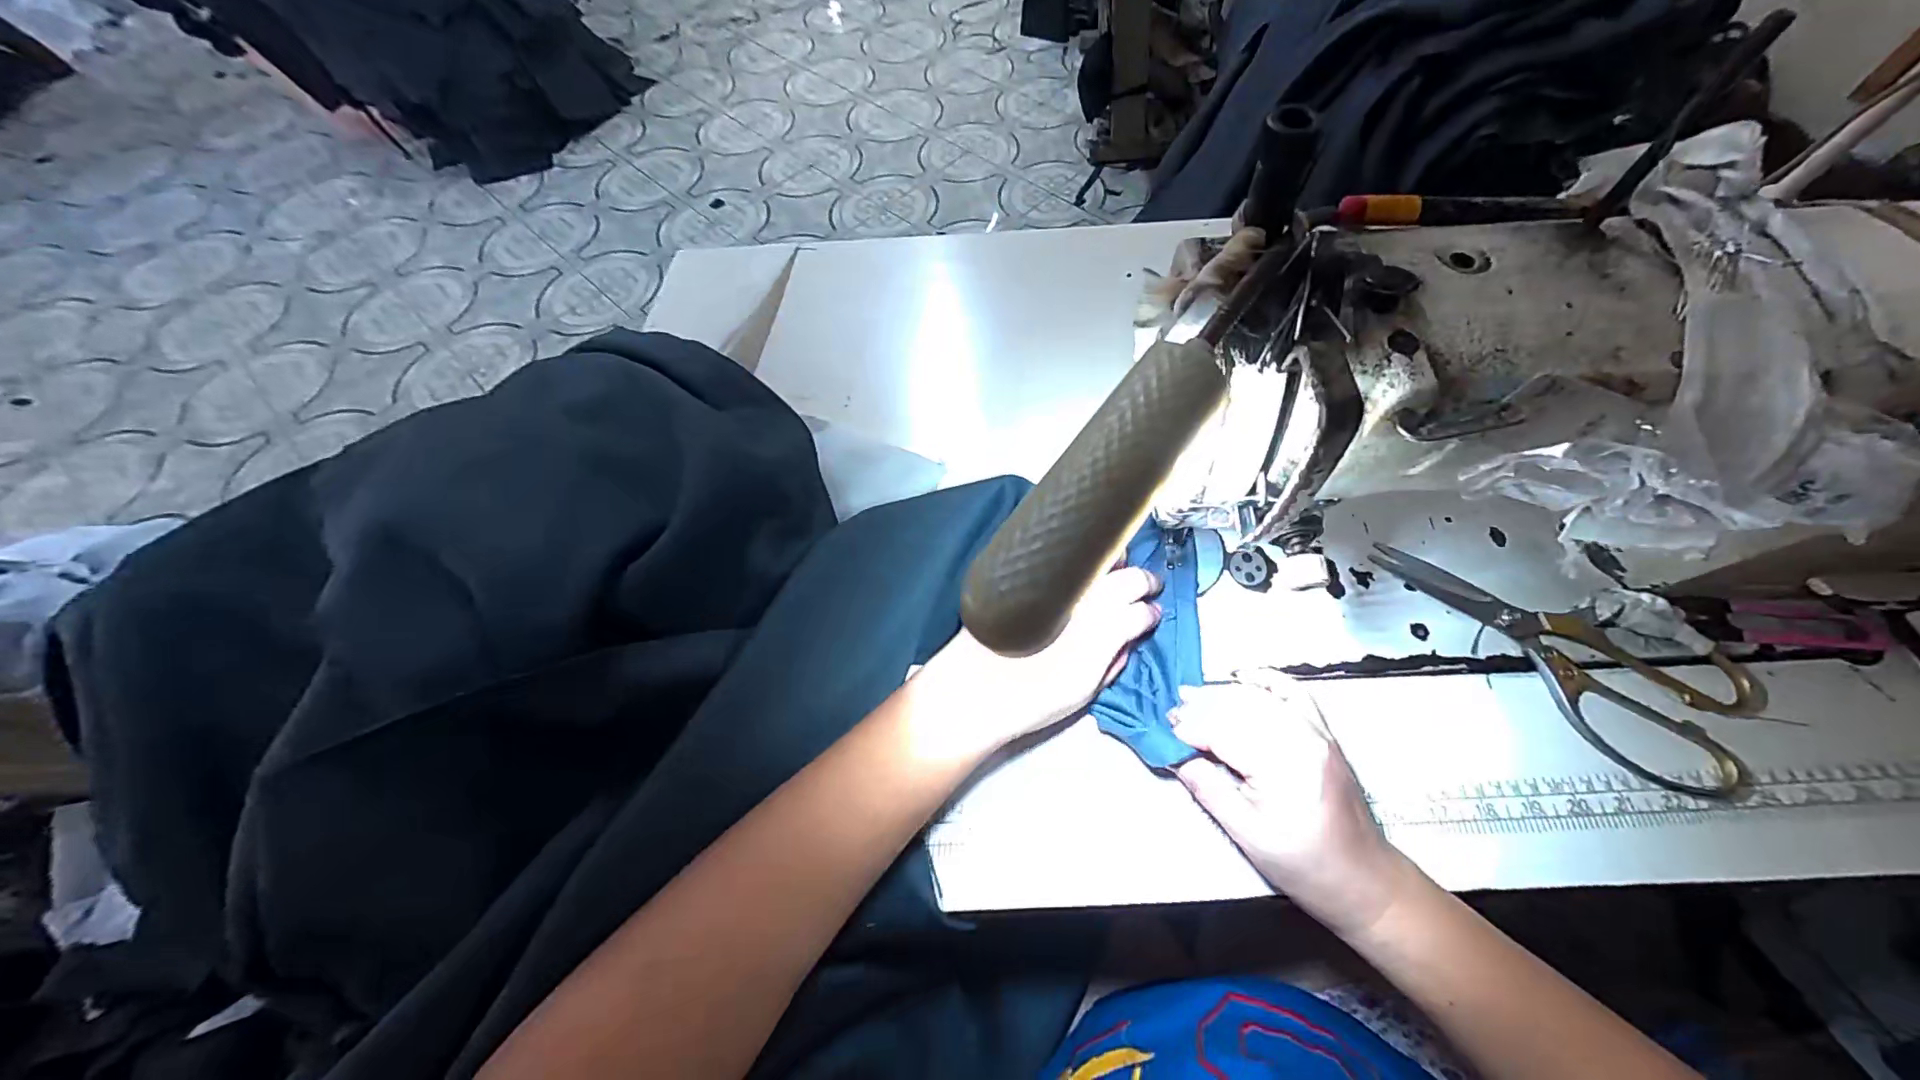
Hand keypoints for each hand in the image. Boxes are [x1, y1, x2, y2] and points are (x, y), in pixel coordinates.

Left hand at [914, 567, 1161, 755]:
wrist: (974, 687)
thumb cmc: (1031, 698)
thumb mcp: (1086, 690)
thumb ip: (1114, 660)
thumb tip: (1129, 638)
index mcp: (1105, 630)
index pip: (1142, 611)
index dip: (1151, 612)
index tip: (1151, 613)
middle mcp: (1087, 599)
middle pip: (1130, 577)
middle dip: (1143, 581)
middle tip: (1146, 586)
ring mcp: (1061, 584)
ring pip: (1099, 559)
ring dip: (1115, 562)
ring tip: (1118, 568)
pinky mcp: (1033, 576)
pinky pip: (1066, 558)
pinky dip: (1080, 560)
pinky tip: (1082, 567)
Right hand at [1171, 679, 1413, 938]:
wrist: (1363, 880)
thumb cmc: (1302, 865)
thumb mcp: (1245, 834)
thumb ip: (1207, 788)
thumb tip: (1174, 753)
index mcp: (1281, 767)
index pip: (1223, 731)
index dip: (1191, 728)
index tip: (1166, 729)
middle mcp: (1301, 740)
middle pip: (1239, 708)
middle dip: (1201, 707)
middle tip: (1172, 712)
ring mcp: (1316, 733)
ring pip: (1260, 698)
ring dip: (1223, 695)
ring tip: (1193, 697)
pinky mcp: (1324, 734)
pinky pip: (1295, 693)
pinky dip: (1268, 681)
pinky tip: (1244, 677)